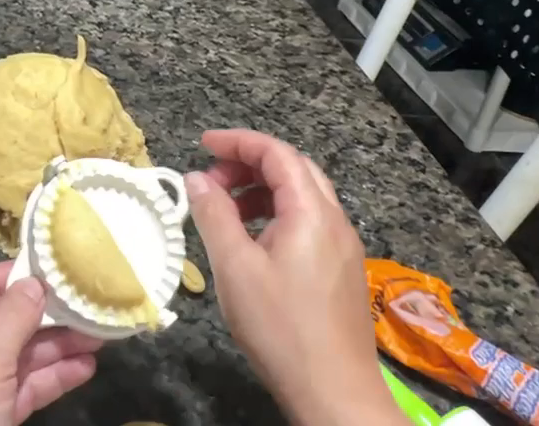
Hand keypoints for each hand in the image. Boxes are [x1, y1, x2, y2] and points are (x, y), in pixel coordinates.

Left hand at [0, 263, 101, 425]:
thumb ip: (14, 315)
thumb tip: (36, 281)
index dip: (23, 275)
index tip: (62, 267)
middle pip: (11, 317)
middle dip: (51, 314)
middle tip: (91, 306)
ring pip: (25, 352)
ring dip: (61, 345)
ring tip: (100, 336)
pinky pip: (29, 384)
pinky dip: (56, 376)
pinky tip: (86, 368)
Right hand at [186, 130, 405, 425]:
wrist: (336, 397)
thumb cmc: (281, 328)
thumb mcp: (234, 267)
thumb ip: (213, 214)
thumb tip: (195, 177)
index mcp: (311, 213)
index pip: (277, 153)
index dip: (238, 141)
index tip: (202, 145)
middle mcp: (334, 221)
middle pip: (294, 168)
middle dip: (249, 162)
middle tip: (212, 178)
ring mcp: (343, 247)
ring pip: (302, 195)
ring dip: (262, 189)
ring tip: (226, 209)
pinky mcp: (342, 271)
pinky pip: (309, 221)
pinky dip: (276, 214)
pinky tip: (253, 241)